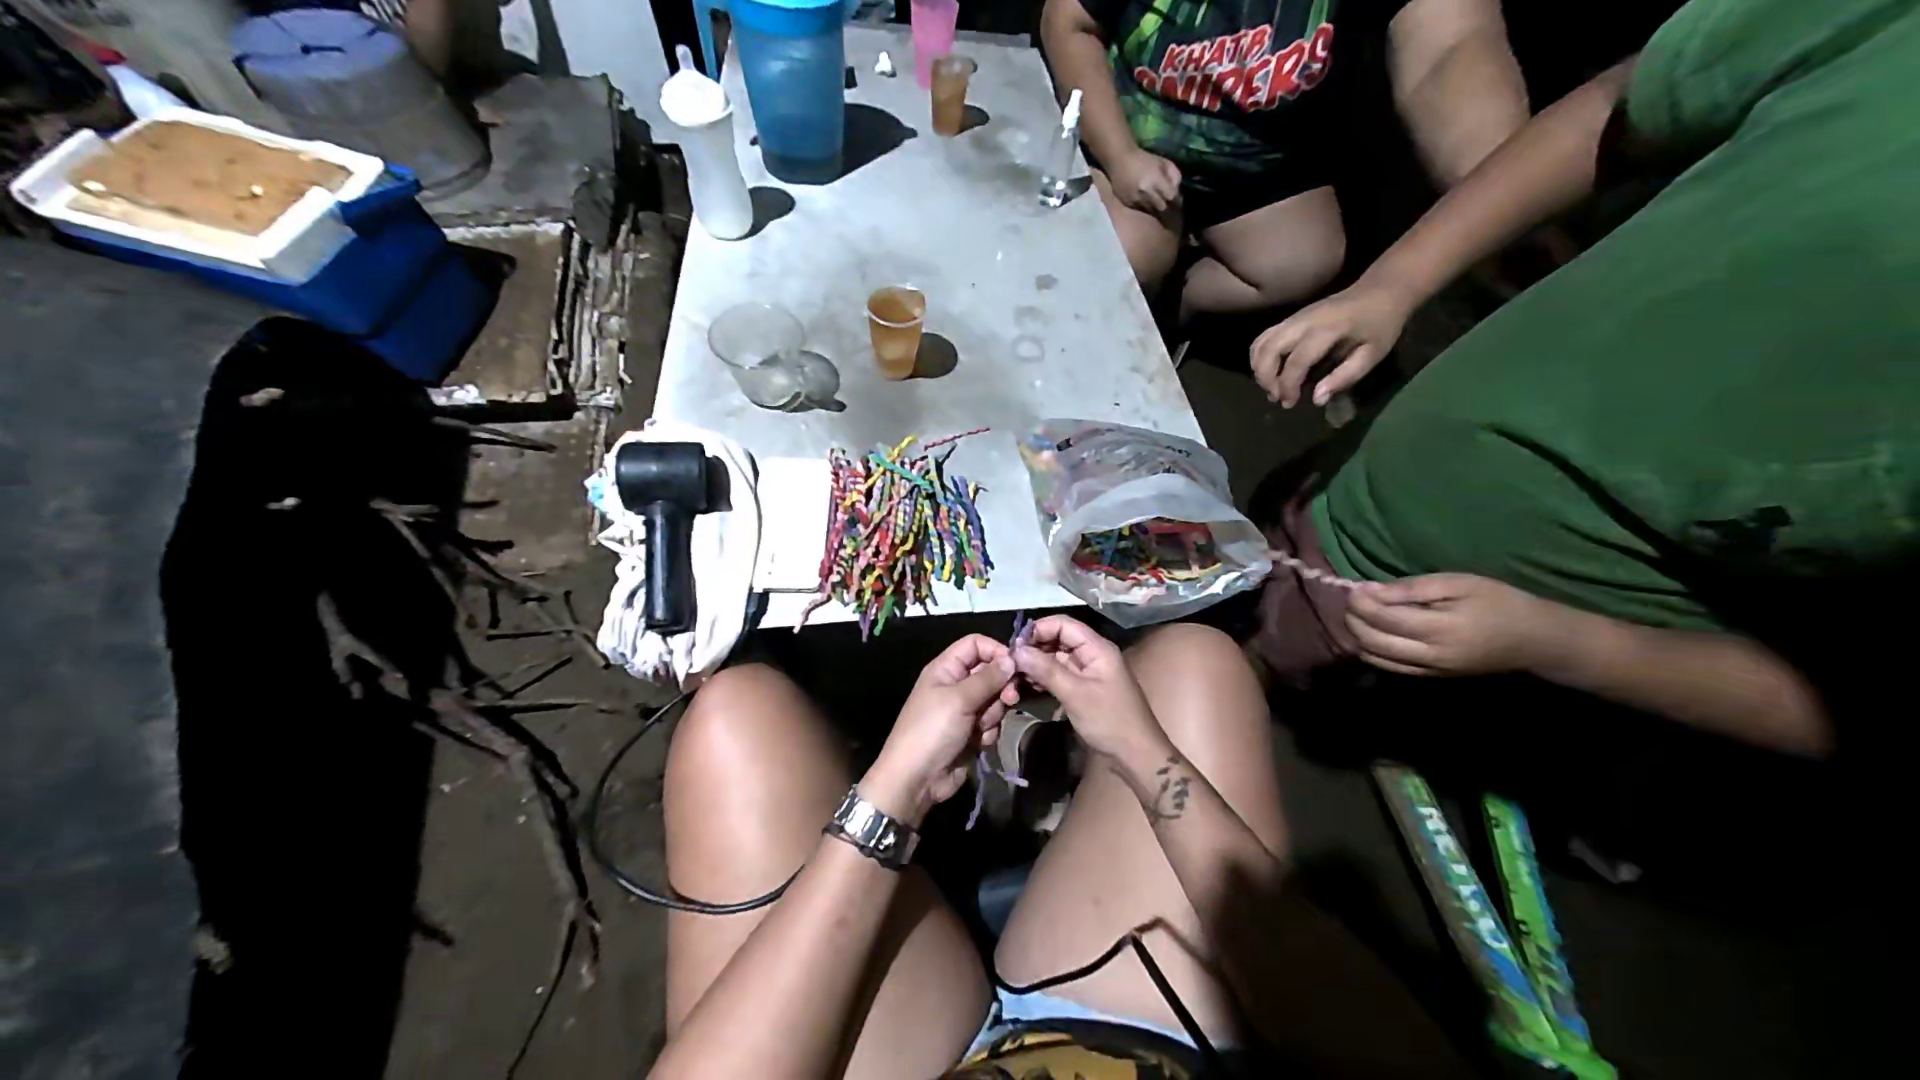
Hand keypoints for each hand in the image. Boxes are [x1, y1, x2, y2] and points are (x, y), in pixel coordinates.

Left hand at [862, 635, 1018, 823]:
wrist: (916, 779)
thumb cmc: (932, 730)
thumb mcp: (959, 699)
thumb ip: (987, 678)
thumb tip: (1012, 658)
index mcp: (945, 668)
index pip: (975, 644)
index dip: (996, 651)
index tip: (1016, 665)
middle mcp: (955, 684)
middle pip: (990, 672)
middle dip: (1001, 686)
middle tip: (1010, 698)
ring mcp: (963, 709)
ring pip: (994, 699)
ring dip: (993, 713)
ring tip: (981, 727)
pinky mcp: (971, 732)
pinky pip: (991, 722)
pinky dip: (988, 731)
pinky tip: (978, 743)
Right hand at [1010, 615, 1170, 767]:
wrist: (1136, 754)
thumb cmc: (1109, 720)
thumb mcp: (1075, 694)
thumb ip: (1046, 669)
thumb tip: (1016, 651)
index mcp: (1097, 648)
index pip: (1063, 624)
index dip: (1038, 629)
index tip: (1014, 646)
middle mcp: (1092, 654)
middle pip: (1059, 638)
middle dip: (1034, 647)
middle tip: (1011, 663)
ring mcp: (1088, 671)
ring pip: (1056, 657)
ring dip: (1037, 664)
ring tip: (1015, 676)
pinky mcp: (1084, 687)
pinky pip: (1060, 673)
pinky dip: (1044, 677)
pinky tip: (1027, 686)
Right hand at [1108, 149, 1182, 214]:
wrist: (1119, 160)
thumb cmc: (1143, 159)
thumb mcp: (1163, 162)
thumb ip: (1174, 175)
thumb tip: (1177, 189)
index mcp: (1156, 180)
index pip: (1171, 196)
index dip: (1177, 200)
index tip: (1179, 201)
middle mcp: (1146, 192)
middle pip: (1162, 207)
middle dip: (1168, 208)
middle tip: (1171, 207)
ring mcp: (1136, 200)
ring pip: (1152, 211)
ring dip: (1157, 209)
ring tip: (1160, 206)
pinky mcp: (1128, 204)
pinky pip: (1141, 210)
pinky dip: (1146, 208)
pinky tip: (1147, 203)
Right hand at [1249, 280, 1415, 406]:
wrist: (1381, 290)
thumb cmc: (1381, 324)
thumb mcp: (1372, 354)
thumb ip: (1344, 377)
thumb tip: (1316, 399)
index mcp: (1326, 330)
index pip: (1295, 362)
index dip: (1288, 386)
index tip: (1290, 404)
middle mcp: (1303, 322)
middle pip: (1268, 350)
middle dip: (1266, 378)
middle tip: (1276, 397)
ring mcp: (1293, 318)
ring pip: (1260, 344)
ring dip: (1259, 369)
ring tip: (1271, 386)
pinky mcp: (1289, 319)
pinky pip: (1263, 338)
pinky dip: (1259, 357)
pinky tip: (1270, 371)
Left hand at [1345, 574, 1584, 676]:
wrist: (1535, 640)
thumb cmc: (1499, 602)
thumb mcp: (1459, 583)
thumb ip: (1413, 588)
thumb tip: (1371, 590)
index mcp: (1442, 629)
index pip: (1386, 618)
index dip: (1362, 603)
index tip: (1353, 587)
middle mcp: (1432, 654)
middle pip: (1374, 640)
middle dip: (1354, 619)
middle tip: (1352, 600)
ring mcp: (1431, 670)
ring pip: (1377, 657)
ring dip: (1358, 635)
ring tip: (1358, 614)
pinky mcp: (1431, 677)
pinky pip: (1390, 667)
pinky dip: (1371, 651)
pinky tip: (1368, 634)